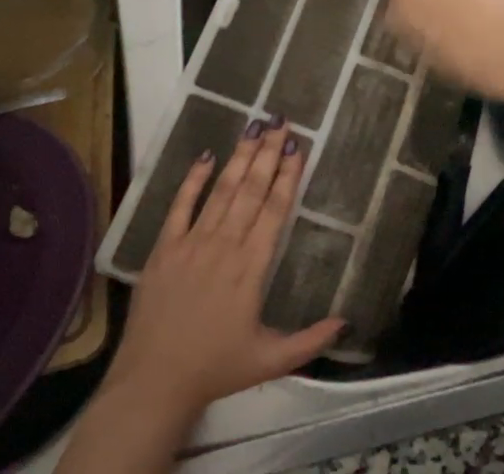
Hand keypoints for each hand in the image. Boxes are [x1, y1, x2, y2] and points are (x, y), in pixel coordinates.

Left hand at [103, 120, 343, 414]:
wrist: (155, 380)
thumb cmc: (216, 368)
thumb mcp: (272, 361)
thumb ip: (312, 340)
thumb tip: (347, 322)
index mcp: (252, 267)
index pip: (274, 210)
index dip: (288, 176)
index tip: (298, 148)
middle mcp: (224, 246)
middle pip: (251, 191)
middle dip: (268, 154)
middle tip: (280, 122)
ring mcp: (192, 243)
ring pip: (221, 191)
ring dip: (239, 158)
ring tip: (253, 127)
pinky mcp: (164, 249)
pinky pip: (180, 206)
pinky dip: (193, 180)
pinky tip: (205, 157)